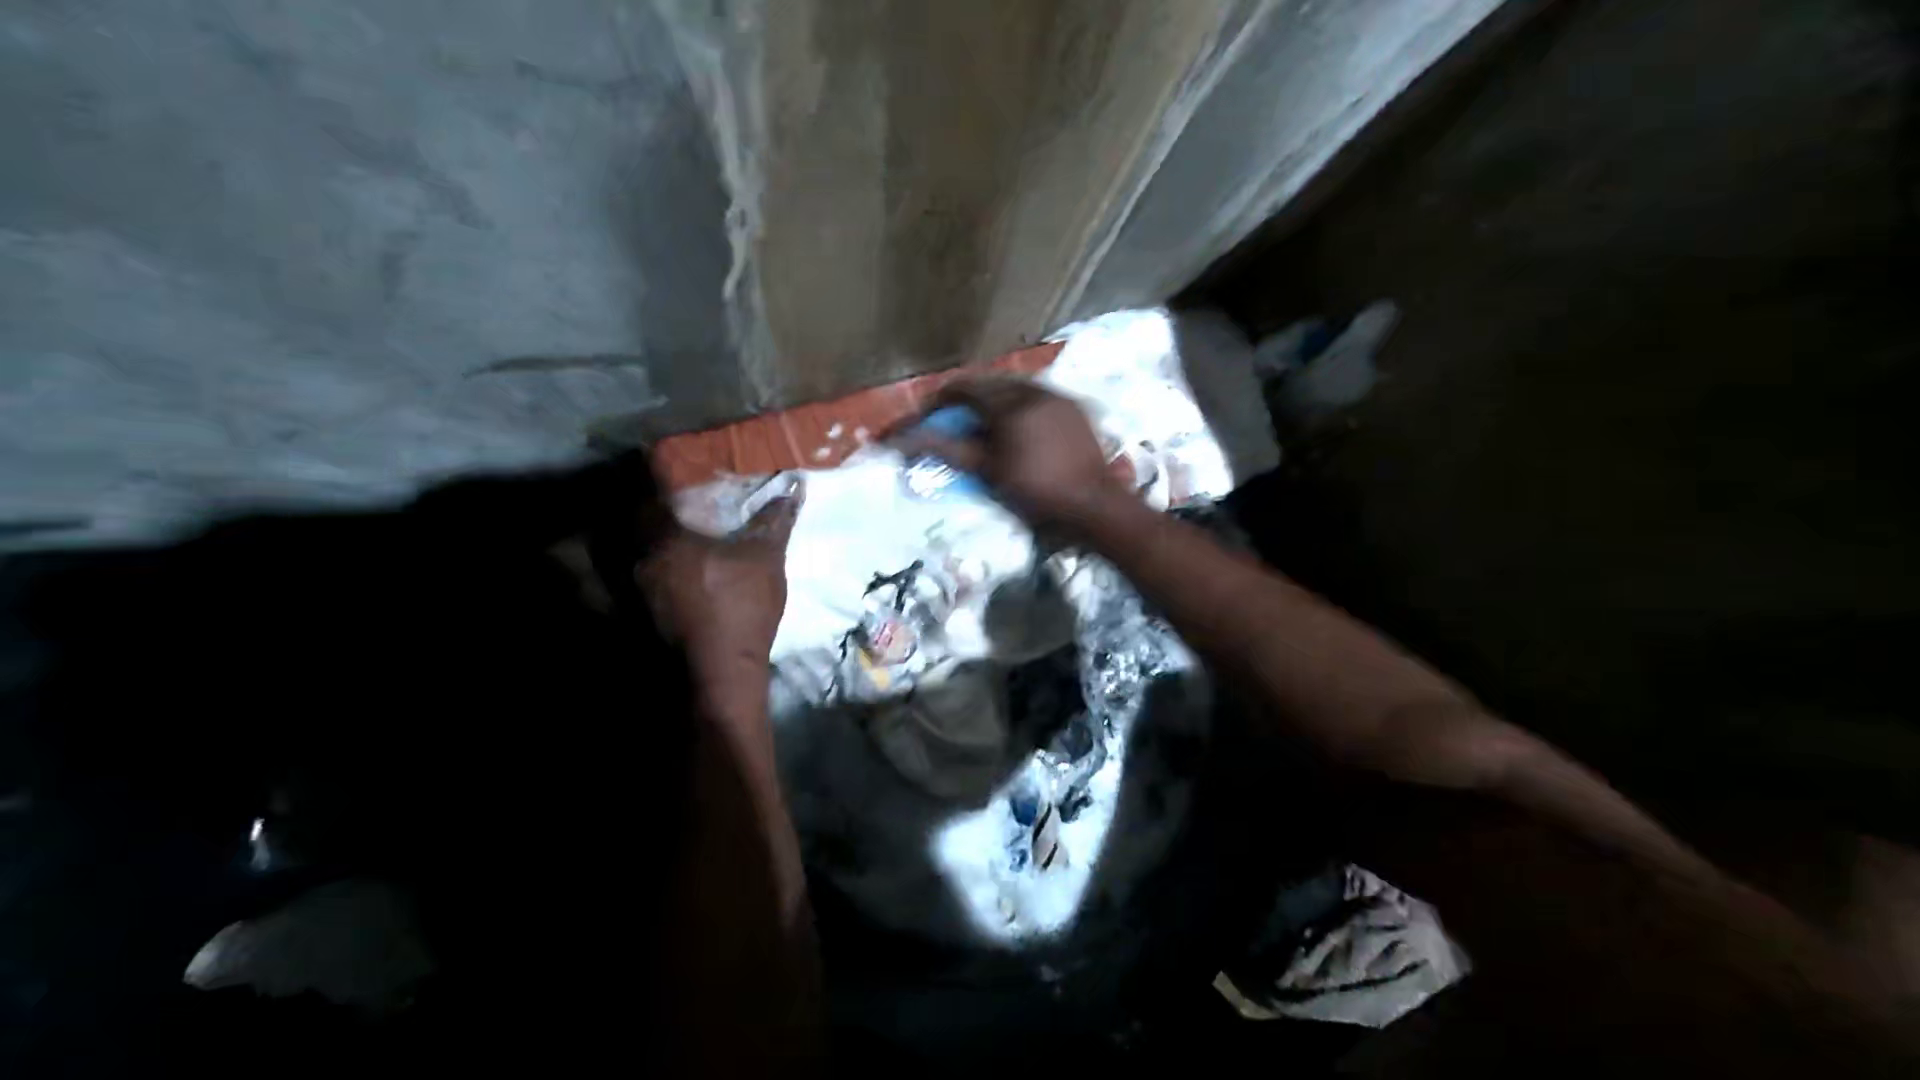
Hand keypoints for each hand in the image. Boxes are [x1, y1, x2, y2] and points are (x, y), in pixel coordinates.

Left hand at [637, 490, 800, 701]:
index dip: (665, 476)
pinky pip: (656, 575)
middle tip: (692, 503)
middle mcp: (646, 559)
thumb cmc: (743, 605)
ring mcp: (644, 588)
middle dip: (667, 510)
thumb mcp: (766, 559)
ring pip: (650, 551)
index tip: (679, 467)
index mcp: (668, 539)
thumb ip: (774, 522)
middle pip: (648, 523)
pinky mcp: (649, 612)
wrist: (724, 668)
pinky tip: (694, 572)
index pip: (654, 494)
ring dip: (668, 541)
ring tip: (695, 537)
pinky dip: (670, 567)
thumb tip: (793, 489)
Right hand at [893, 378, 1128, 537]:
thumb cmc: (1037, 492)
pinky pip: (1039, 396)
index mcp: (1009, 403)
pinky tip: (1019, 427)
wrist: (1094, 503)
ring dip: (994, 399)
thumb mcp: (988, 472)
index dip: (941, 398)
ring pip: (1015, 387)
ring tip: (985, 423)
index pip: (964, 387)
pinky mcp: (1075, 407)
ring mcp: (1058, 396)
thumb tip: (908, 441)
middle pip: (989, 383)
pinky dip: (1020, 405)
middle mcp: (1033, 390)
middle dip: (967, 397)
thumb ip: (948, 449)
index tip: (929, 412)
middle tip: (955, 419)